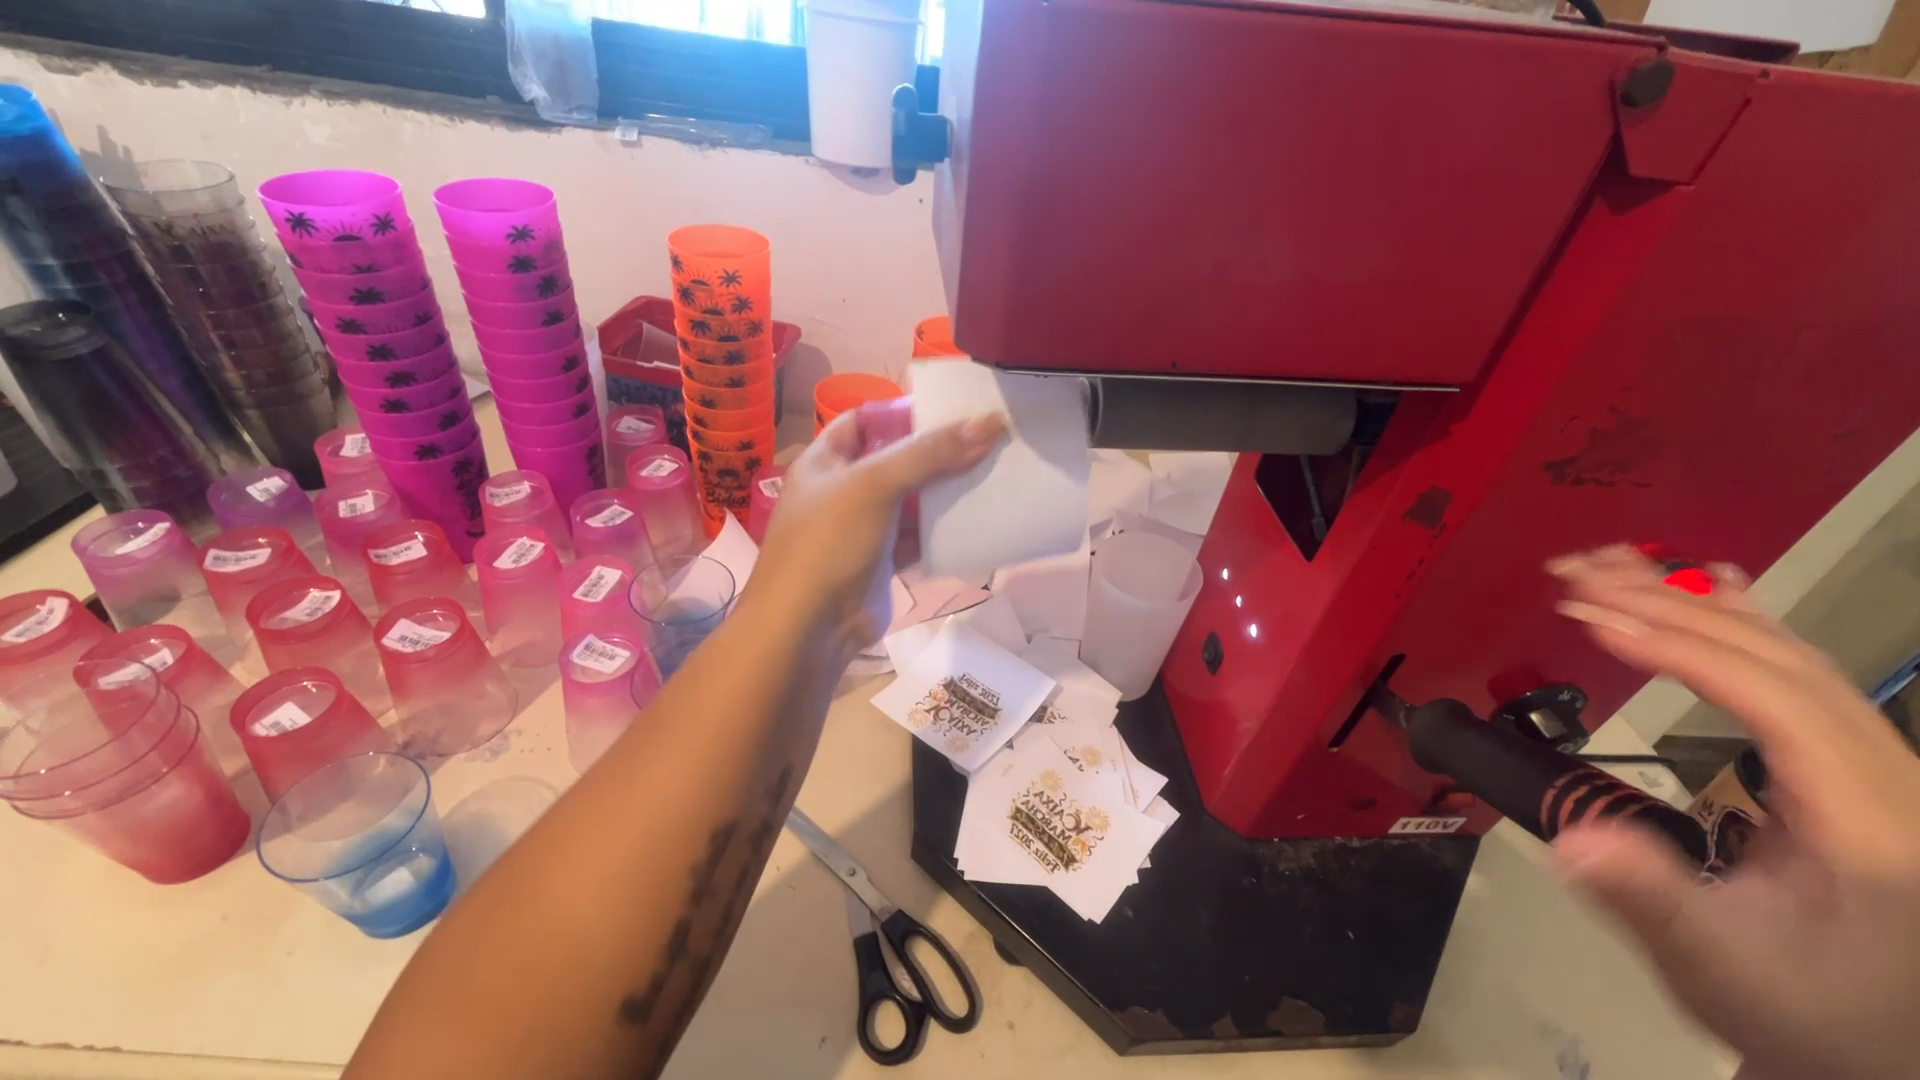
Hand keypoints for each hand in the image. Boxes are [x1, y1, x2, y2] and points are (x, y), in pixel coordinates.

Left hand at [748, 401, 1005, 657]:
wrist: (807, 629)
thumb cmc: (828, 542)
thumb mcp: (875, 485)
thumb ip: (930, 454)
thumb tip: (990, 423)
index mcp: (824, 461)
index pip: (865, 420)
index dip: (903, 411)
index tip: (952, 407)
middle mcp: (841, 491)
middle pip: (895, 460)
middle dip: (936, 452)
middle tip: (987, 438)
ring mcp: (862, 529)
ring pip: (911, 501)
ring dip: (945, 491)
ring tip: (993, 472)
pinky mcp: (882, 563)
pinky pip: (918, 538)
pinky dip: (943, 530)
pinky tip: (977, 519)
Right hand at [1548, 545, 1919, 1079]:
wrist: (1874, 1040)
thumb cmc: (1797, 1005)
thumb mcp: (1721, 969)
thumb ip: (1651, 901)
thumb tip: (1571, 838)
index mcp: (1866, 819)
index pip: (1774, 697)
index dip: (1680, 648)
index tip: (1590, 619)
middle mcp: (1887, 774)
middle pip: (1780, 657)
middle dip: (1670, 606)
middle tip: (1573, 577)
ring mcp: (1877, 765)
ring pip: (1792, 653)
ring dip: (1693, 602)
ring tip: (1609, 566)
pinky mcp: (1852, 765)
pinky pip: (1800, 670)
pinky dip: (1744, 618)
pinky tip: (1716, 581)